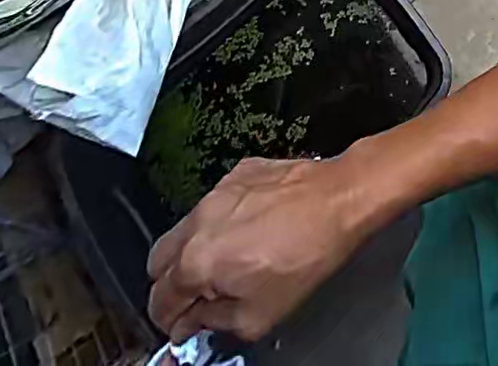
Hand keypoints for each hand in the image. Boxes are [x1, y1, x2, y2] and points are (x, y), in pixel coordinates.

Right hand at [147, 156, 375, 343]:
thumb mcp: (258, 316)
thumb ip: (214, 323)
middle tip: (198, 296)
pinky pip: (216, 201)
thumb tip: (196, 321)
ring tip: (231, 261)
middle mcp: (200, 220)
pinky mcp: (239, 172)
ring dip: (197, 249)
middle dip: (171, 283)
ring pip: (186, 227)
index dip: (170, 321)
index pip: (159, 300)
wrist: (338, 199)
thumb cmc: (306, 254)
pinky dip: (223, 219)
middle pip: (159, 260)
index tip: (185, 325)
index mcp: (197, 261)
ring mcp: (218, 190)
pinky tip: (253, 229)